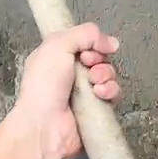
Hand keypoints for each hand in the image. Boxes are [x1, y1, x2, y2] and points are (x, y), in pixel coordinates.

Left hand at [7, 23, 118, 158]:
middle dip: (99, 60)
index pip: (84, 42)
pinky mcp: (96, 109)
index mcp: (56, 56)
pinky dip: (110, 92)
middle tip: (88, 67)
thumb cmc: (44, 85)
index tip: (86, 51)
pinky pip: (113, 95)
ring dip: (106, 75)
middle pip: (99, 57)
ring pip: (108, 75)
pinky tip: (100, 95)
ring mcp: (84, 92)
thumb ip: (85, 33)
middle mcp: (70, 73)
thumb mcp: (57, 45)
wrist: (45, 125)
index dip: (91, 43)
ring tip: (94, 83)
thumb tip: (111, 42)